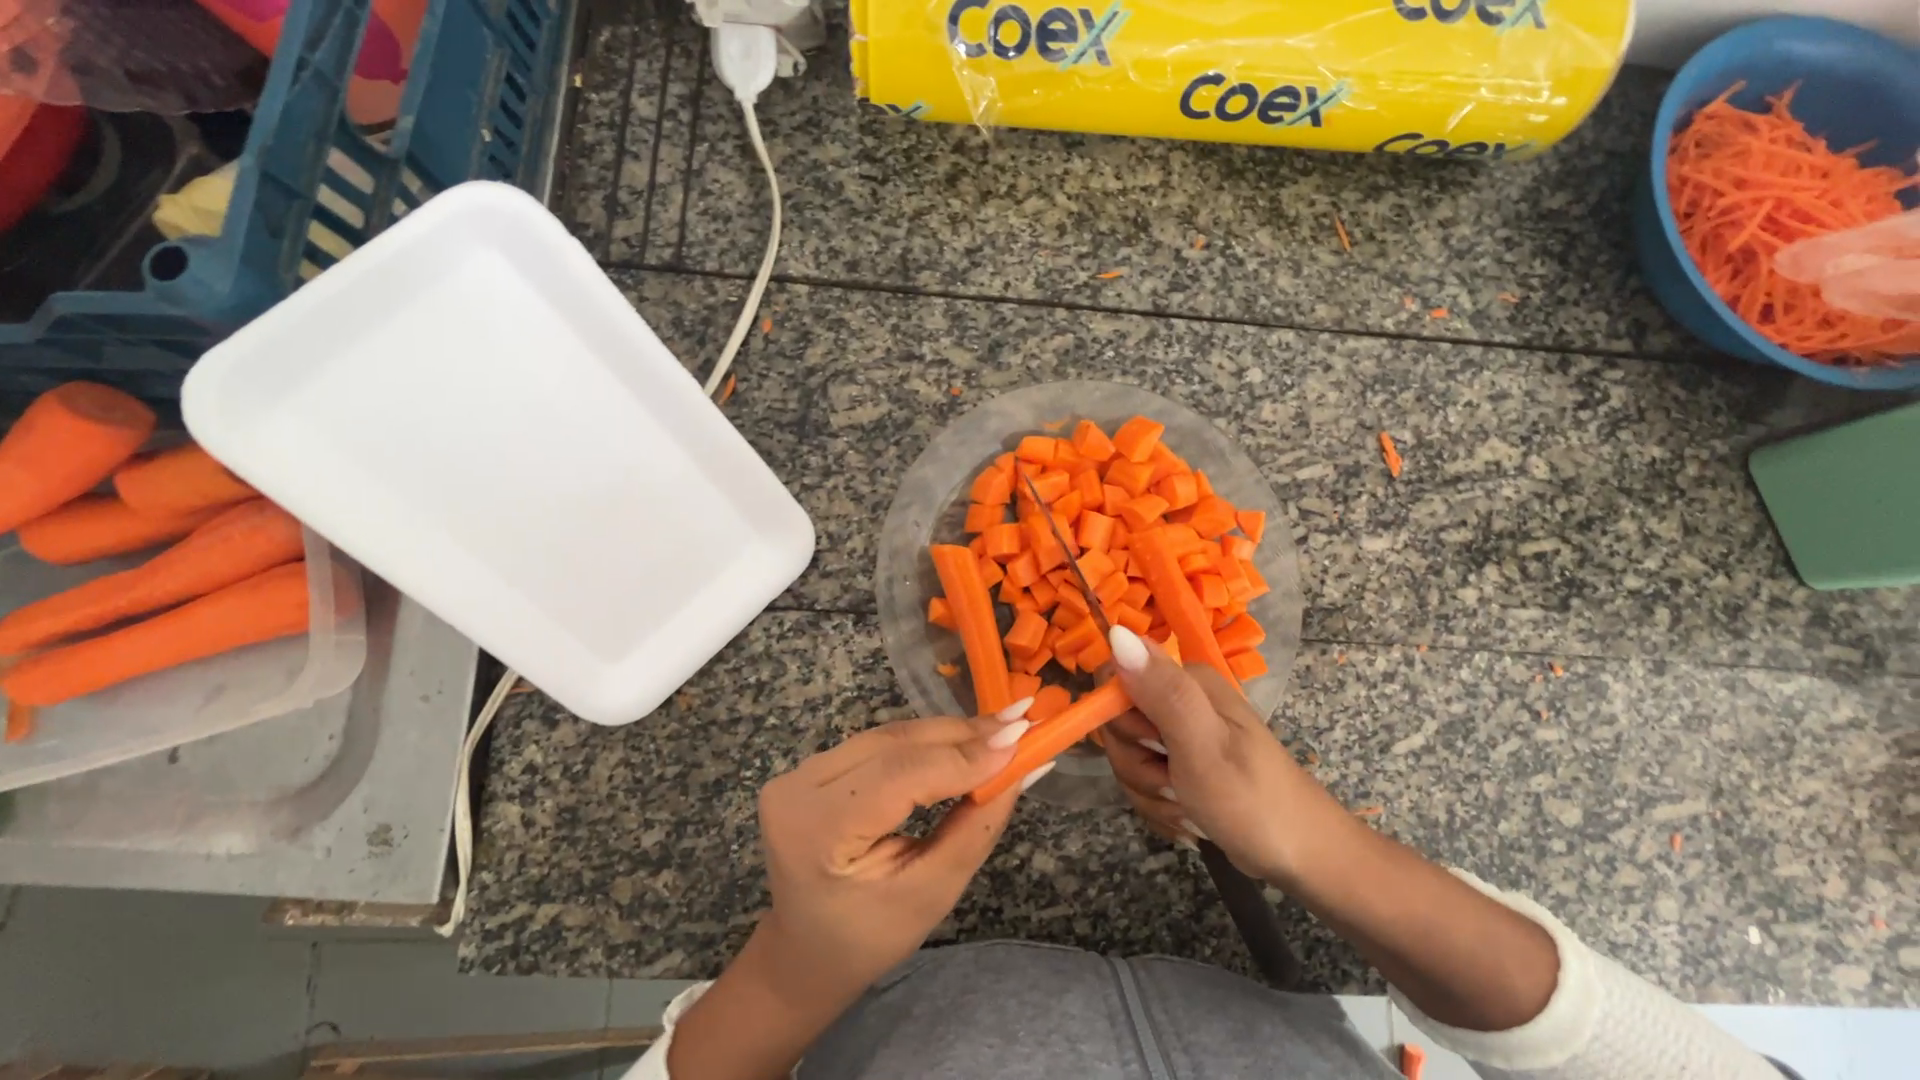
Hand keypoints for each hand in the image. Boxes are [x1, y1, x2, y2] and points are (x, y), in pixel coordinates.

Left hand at [752, 709, 1030, 1007]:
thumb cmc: (866, 938)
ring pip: (886, 737)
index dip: (962, 755)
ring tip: (1001, 731)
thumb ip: (973, 830)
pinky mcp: (809, 768)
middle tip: (1021, 725)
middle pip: (892, 744)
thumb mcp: (928, 895)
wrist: (805, 952)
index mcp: (816, 830)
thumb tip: (1017, 770)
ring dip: (945, 734)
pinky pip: (876, 745)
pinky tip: (961, 741)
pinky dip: (922, 744)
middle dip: (961, 735)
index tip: (1020, 741)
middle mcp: (797, 788)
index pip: (898, 774)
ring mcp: (797, 773)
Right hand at [1100, 626, 1349, 882]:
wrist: (1302, 856)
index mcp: (1188, 682)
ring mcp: (1183, 735)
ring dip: (1149, 792)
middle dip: (1136, 765)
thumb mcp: (1202, 744)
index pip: (1115, 681)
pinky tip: (1187, 817)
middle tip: (1173, 783)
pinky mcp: (1183, 766)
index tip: (1151, 746)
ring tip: (1187, 806)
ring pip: (1129, 759)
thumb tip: (1117, 631)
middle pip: (1118, 726)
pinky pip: (1145, 782)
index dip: (1120, 721)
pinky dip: (1159, 806)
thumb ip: (1161, 690)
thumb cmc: (1253, 800)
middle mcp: (1183, 700)